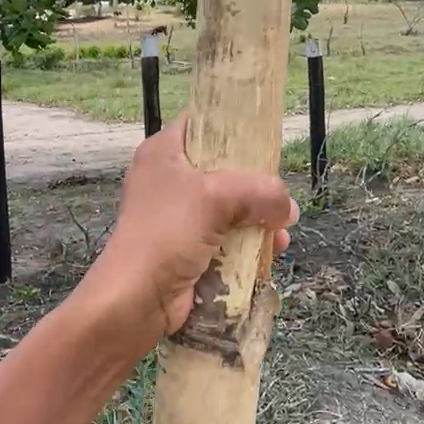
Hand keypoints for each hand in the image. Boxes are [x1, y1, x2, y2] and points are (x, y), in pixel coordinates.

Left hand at [74, 118, 297, 351]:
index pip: (202, 123)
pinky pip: (227, 236)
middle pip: (223, 168)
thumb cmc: (168, 233)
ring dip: (258, 219)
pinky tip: (271, 252)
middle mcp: (169, 178)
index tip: (265, 136)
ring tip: (281, 232)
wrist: (135, 300)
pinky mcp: (188, 247)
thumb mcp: (217, 198)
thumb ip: (260, 191)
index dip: (233, 125)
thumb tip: (288, 207)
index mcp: (164, 152)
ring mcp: (178, 215)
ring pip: (230, 206)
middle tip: (280, 195)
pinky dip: (248, 243)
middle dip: (256, 184)